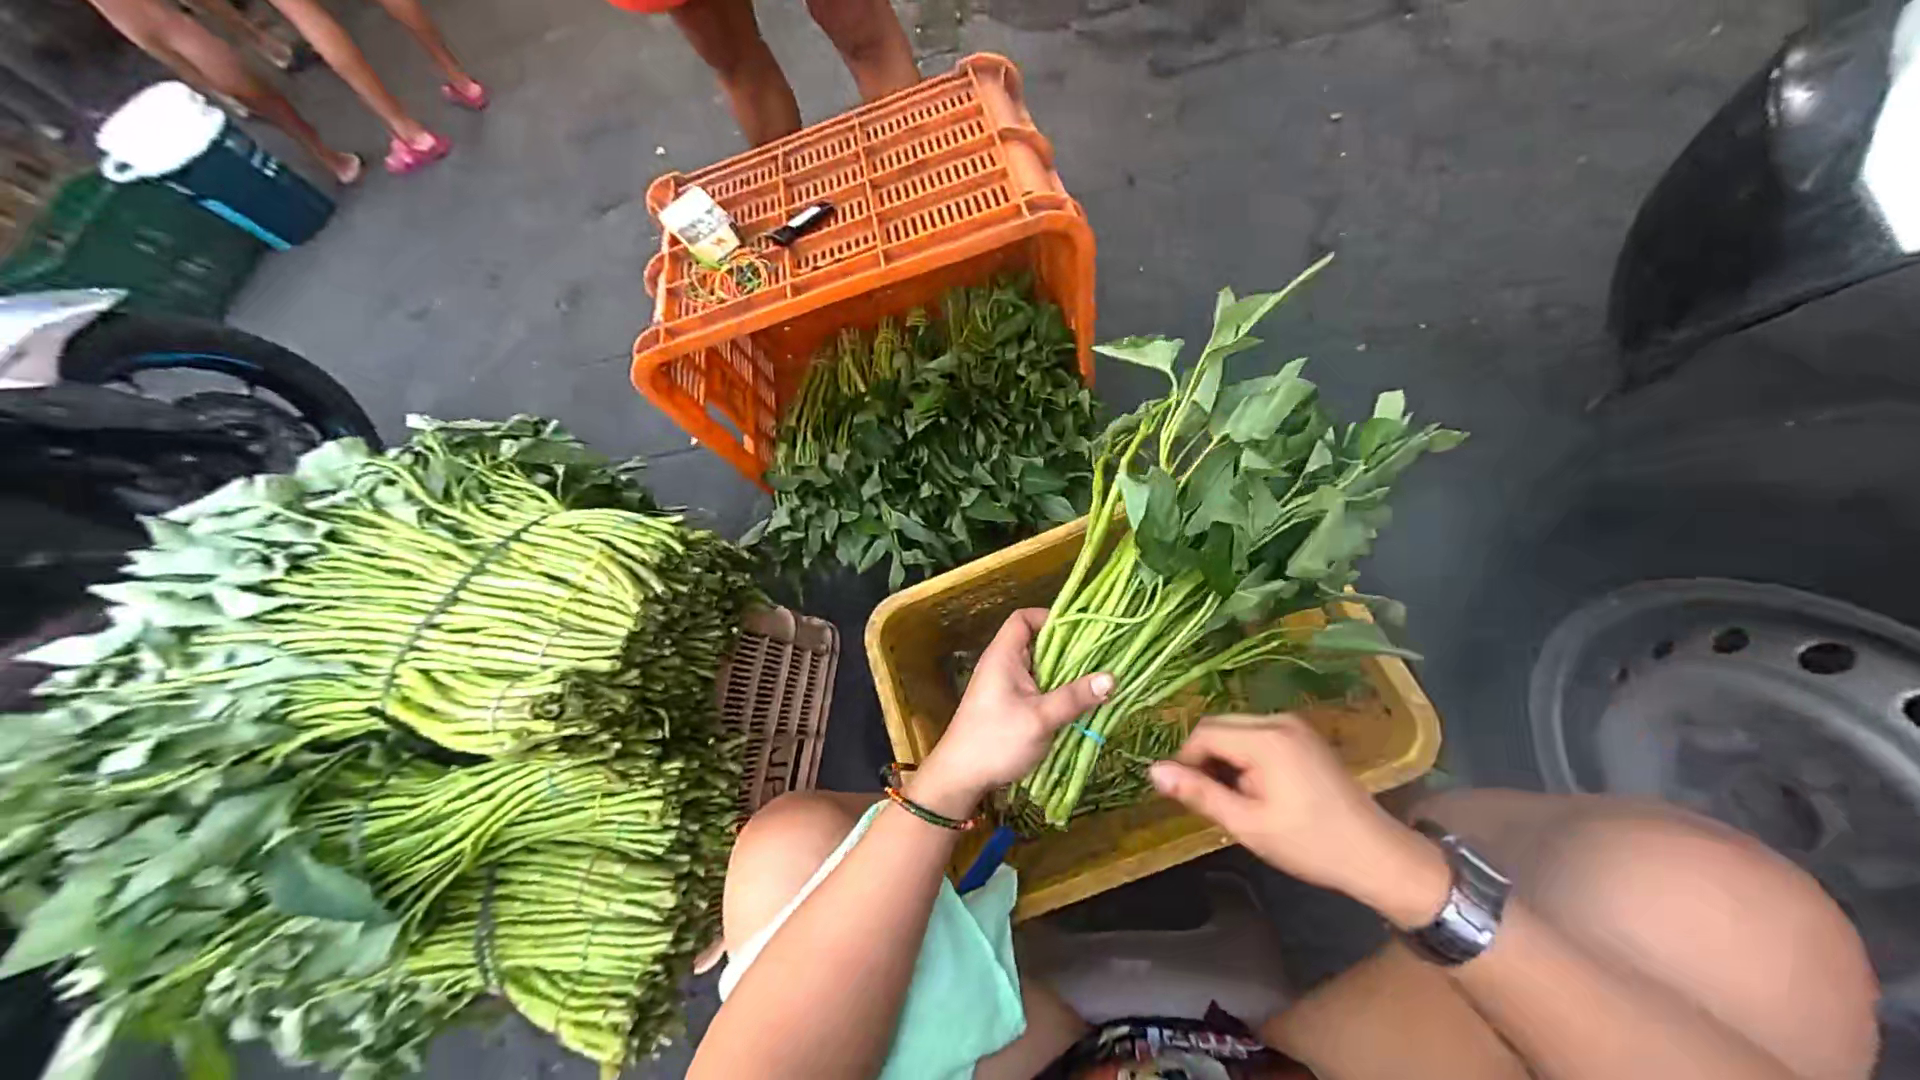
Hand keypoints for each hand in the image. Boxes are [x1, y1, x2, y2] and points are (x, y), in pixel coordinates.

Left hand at [912, 609, 1112, 819]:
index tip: (1081, 631)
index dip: (1050, 617)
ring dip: (1066, 674)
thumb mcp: (1040, 718)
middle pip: (1037, 642)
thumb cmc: (995, 741)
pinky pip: (1039, 689)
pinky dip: (1058, 692)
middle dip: (1068, 649)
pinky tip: (1080, 703)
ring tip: (1097, 680)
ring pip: (1041, 668)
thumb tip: (1112, 677)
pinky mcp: (1010, 706)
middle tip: (1100, 657)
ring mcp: (1006, 686)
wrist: (961, 777)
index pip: (1024, 618)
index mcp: (1003, 656)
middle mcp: (1003, 665)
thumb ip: (1075, 697)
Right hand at [1149, 715, 1449, 927]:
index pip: (1203, 733)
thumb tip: (1153, 771)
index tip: (1185, 794)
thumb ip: (1199, 793)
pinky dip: (1243, 753)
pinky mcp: (1303, 735)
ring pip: (1235, 728)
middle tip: (1210, 798)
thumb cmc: (1310, 844)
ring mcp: (1294, 725)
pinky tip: (1253, 786)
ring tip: (1233, 796)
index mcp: (1266, 739)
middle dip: (1204, 757)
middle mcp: (1279, 720)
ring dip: (1223, 756)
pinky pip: (1256, 733)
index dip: (1185, 761)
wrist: (1379, 856)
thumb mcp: (1247, 824)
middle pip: (1218, 726)